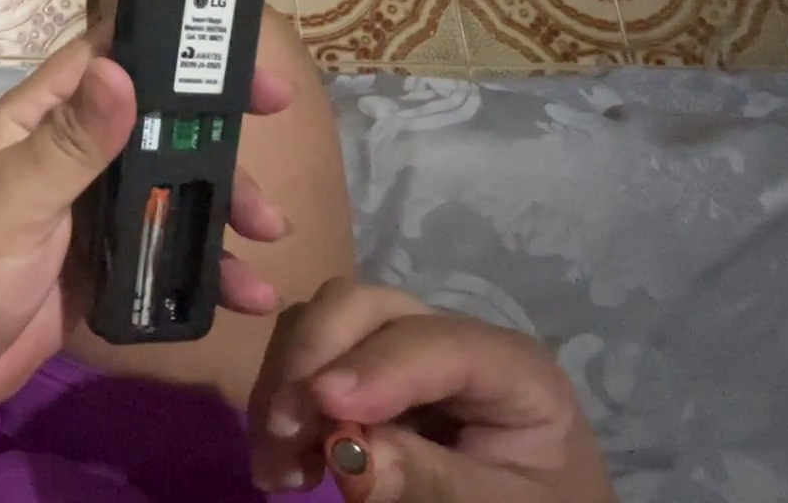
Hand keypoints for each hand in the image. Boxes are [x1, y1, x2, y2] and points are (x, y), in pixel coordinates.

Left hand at [0, 33, 295, 415]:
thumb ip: (67, 143)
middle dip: (209, 125)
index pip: (99, 62)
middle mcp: (64, 157)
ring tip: (268, 229)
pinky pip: (163, 253)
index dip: (161, 49)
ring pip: (165, 188)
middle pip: (148, 124)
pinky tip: (246, 292)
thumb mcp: (10, 201)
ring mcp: (86, 213)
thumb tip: (119, 70)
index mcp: (32, 123)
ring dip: (219, 201)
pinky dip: (203, 266)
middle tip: (277, 119)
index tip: (231, 54)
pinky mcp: (102, 265)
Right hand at [247, 278, 616, 502]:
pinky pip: (299, 359)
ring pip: (315, 323)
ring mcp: (389, 342)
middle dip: (311, 356)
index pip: (433, 342)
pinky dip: (280, 402)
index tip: (324, 405)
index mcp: (509, 366)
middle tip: (284, 427)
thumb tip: (351, 456)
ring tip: (278, 462)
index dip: (376, 367)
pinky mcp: (352, 362)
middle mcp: (439, 333)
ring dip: (285, 384)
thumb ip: (437, 482)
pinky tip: (281, 458)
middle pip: (359, 305)